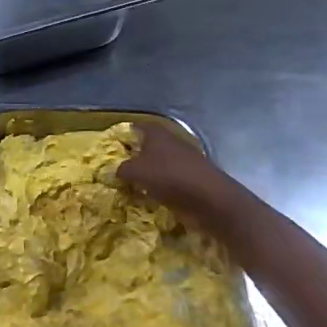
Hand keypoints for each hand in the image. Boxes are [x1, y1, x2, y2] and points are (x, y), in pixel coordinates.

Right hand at [117, 120, 243, 219]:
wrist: (212, 200)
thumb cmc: (169, 176)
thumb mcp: (135, 172)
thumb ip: (121, 170)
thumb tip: (114, 172)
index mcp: (157, 133)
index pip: (137, 126)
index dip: (125, 134)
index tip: (114, 145)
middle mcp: (172, 142)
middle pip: (150, 145)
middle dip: (137, 155)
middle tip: (121, 168)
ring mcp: (186, 161)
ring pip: (161, 163)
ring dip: (151, 173)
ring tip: (135, 186)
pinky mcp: (195, 179)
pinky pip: (172, 180)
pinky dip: (163, 187)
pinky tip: (153, 197)